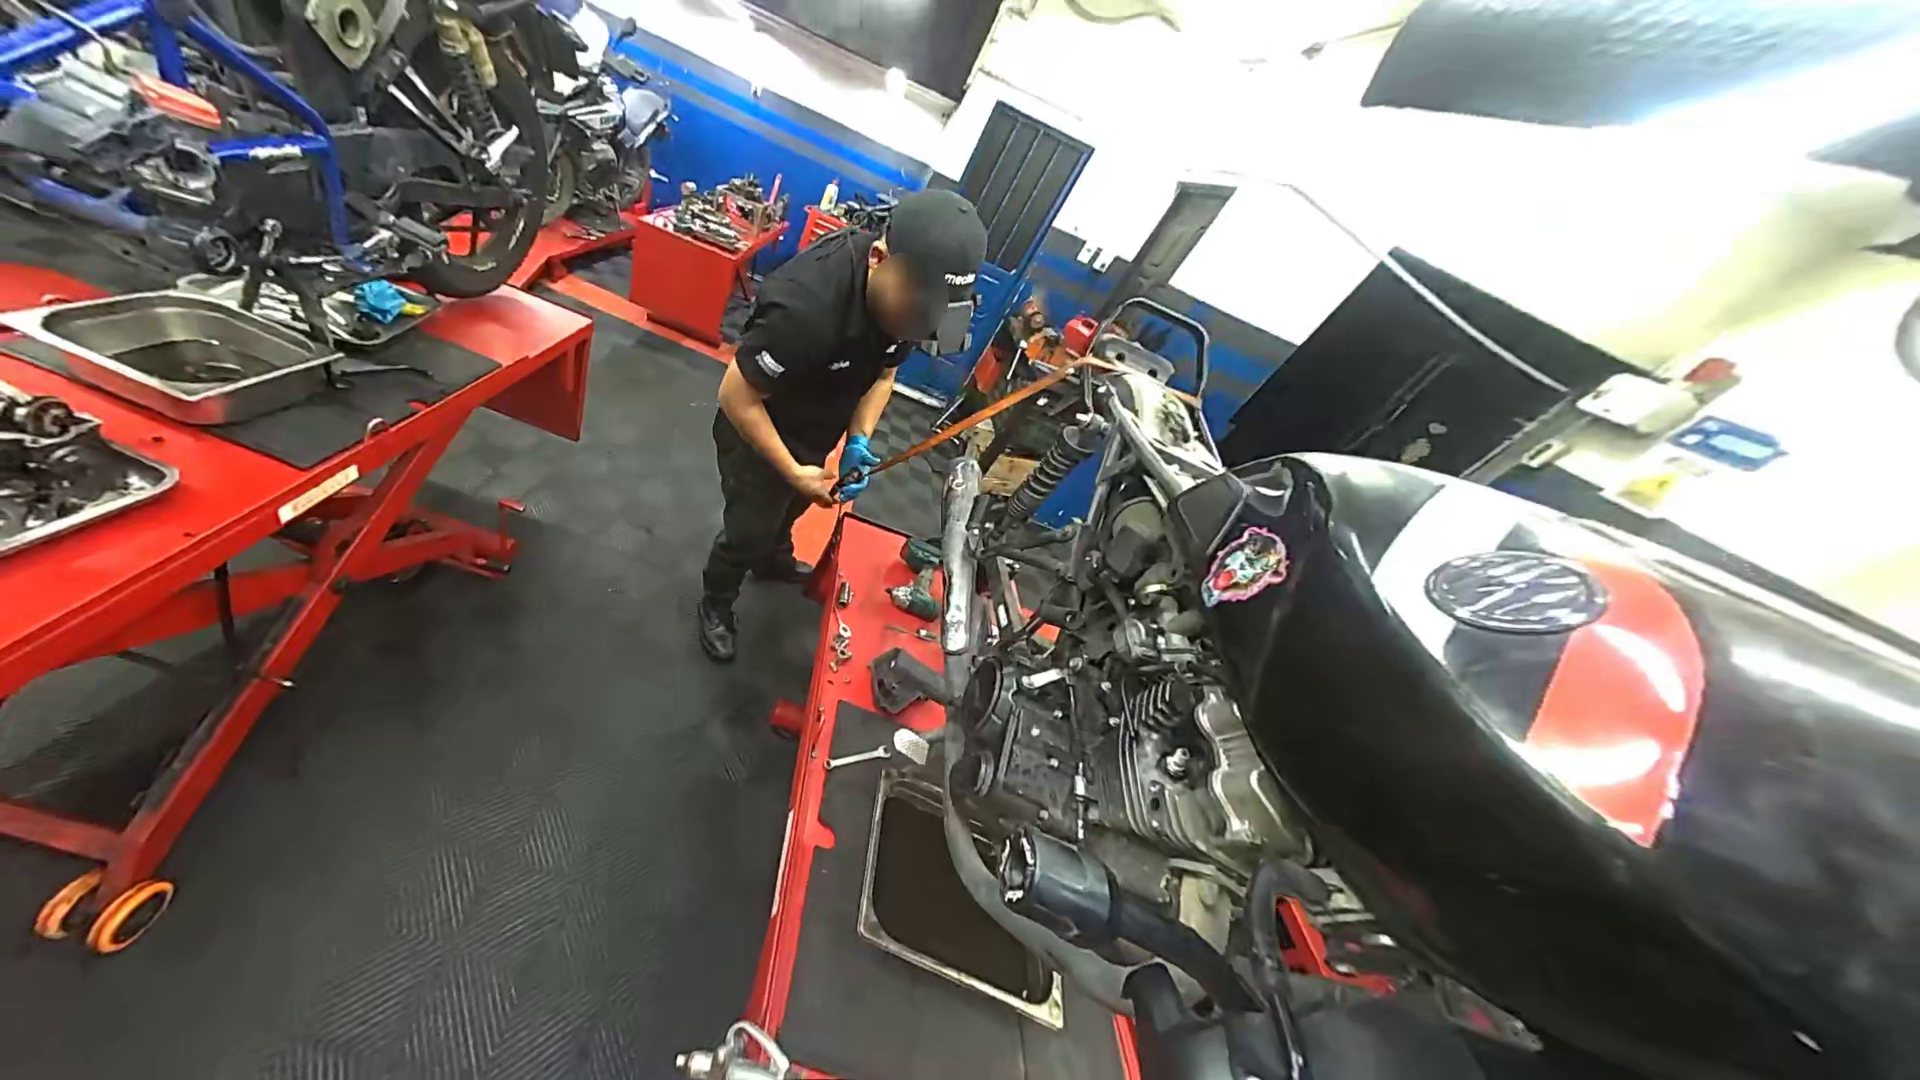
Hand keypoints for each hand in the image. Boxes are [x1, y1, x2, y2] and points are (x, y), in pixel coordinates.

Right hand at [787, 463, 838, 506]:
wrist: (793, 475)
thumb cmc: (809, 474)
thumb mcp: (821, 472)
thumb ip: (829, 474)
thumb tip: (834, 475)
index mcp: (822, 494)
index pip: (830, 501)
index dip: (835, 501)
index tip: (838, 500)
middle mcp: (815, 498)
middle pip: (823, 504)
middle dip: (828, 504)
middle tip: (832, 503)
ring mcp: (808, 497)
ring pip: (817, 502)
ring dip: (822, 501)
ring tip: (825, 497)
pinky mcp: (803, 494)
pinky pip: (812, 499)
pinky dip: (816, 498)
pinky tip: (816, 493)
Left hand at [837, 434, 881, 500]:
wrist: (853, 448)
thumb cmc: (859, 450)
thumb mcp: (864, 454)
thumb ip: (869, 458)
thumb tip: (876, 461)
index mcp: (864, 475)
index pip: (861, 485)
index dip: (854, 488)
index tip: (847, 489)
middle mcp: (860, 480)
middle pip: (855, 491)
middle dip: (848, 494)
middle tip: (841, 496)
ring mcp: (853, 481)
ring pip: (850, 492)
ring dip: (845, 495)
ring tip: (838, 498)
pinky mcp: (846, 480)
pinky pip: (845, 489)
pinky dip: (841, 493)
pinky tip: (835, 495)